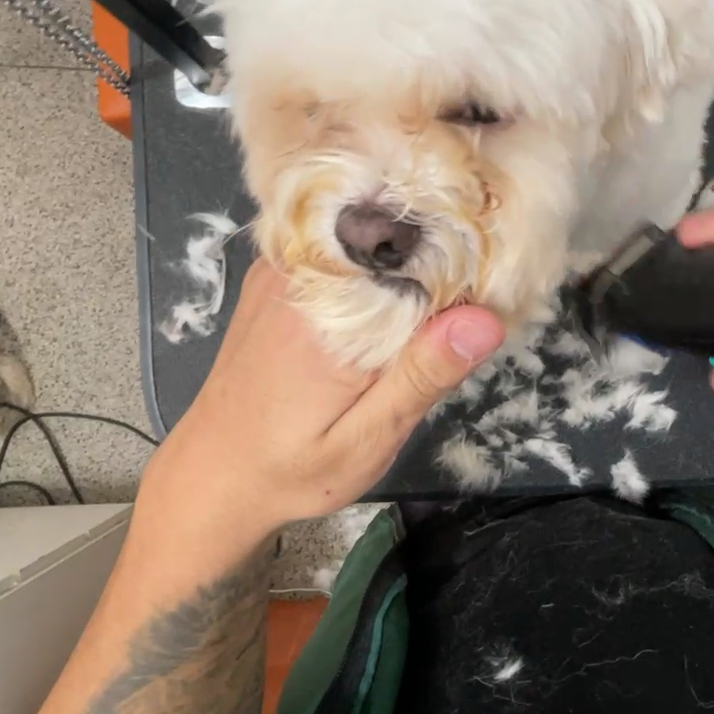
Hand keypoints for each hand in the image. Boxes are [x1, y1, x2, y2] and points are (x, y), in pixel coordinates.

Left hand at [148, 262, 503, 537]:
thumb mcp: (367, 439)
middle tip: (476, 299)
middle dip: (439, 257)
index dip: (464, 261)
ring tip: (444, 297)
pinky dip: (375, 267)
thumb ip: (421, 377)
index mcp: (326, 313)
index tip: (500, 284)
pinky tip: (395, 300)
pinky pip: (340, 250)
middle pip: (389, 237)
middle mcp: (299, 275)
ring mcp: (281, 271)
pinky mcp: (276, 279)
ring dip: (408, 262)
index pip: (415, 253)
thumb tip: (485, 319)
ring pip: (365, 240)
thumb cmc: (291, 470)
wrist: (213, 476)